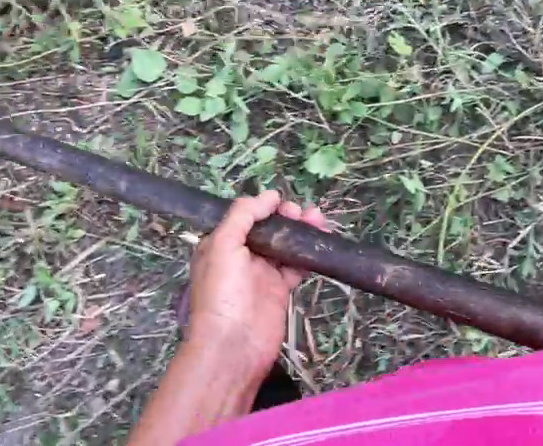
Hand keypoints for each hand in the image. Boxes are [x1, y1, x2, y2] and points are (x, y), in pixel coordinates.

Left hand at [185, 190, 329, 372]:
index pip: (245, 217)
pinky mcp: (280, 290)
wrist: (233, 346)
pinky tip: (320, 243)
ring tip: (317, 220)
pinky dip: (308, 254)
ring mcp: (262, 274)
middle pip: (268, 229)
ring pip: (285, 244)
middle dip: (285, 217)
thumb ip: (243, 215)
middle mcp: (241, 257)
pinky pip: (296, 266)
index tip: (280, 201)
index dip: (263, 206)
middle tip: (300, 213)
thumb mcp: (223, 245)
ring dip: (301, 231)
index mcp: (222, 244)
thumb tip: (270, 195)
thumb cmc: (222, 292)